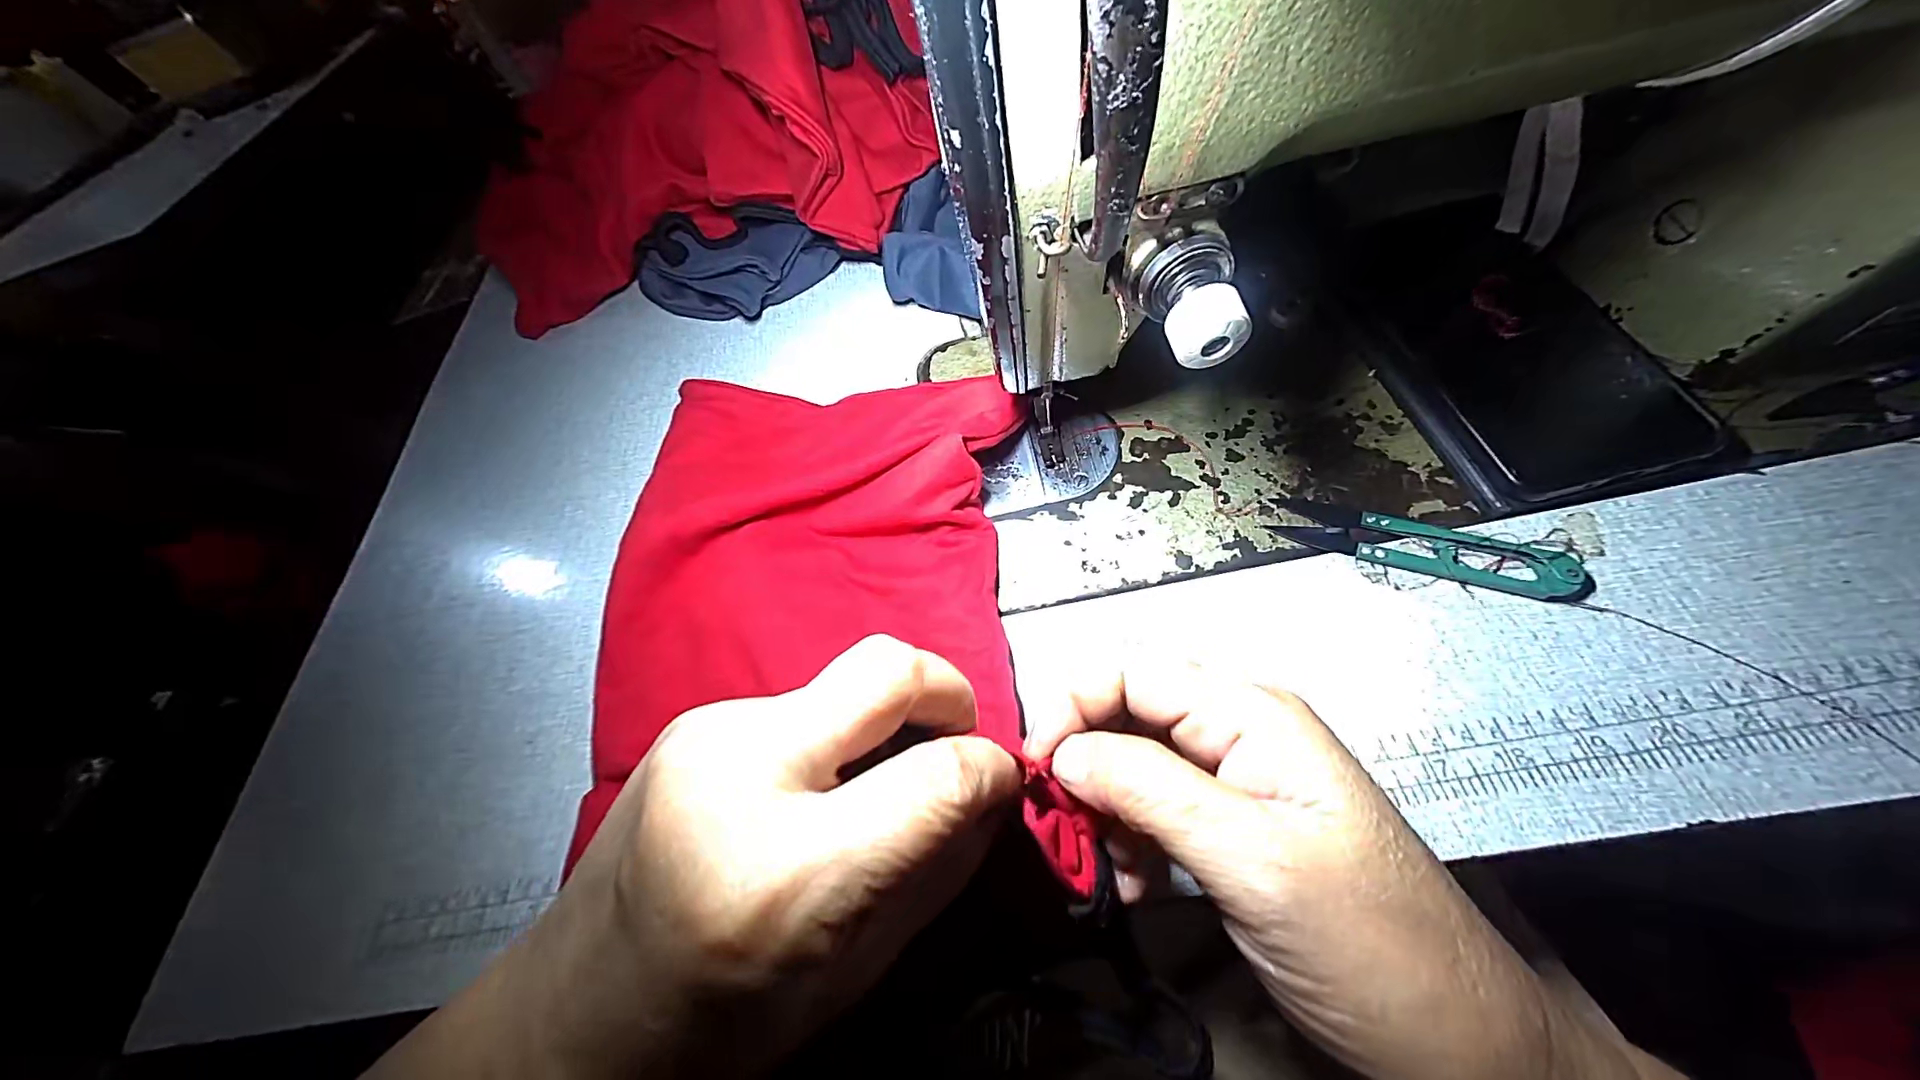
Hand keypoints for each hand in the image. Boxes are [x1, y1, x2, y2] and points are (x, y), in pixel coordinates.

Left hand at [369, 636, 1021, 1078]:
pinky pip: (800, 702)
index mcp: (790, 868)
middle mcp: (744, 772)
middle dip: (949, 691)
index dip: (990, 770)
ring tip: (879, 772)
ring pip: (844, 679)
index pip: (937, 775)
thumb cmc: (723, 1022)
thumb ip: (938, 871)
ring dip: (885, 716)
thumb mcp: (856, 973)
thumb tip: (991, 793)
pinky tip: (815, 782)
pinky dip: (835, 731)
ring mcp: (708, 732)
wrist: (574, 1016)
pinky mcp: (692, 720)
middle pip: (888, 669)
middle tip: (959, 734)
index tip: (1000, 781)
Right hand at [1023, 662, 1677, 1079]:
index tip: (1038, 765)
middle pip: (1130, 716)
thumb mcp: (1252, 861)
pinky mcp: (1227, 826)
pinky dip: (1126, 838)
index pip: (1135, 672)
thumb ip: (1151, 790)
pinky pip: (1152, 808)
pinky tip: (1130, 880)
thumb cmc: (1374, 946)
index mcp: (1253, 716)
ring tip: (1103, 863)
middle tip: (1062, 820)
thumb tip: (1065, 753)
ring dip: (1103, 808)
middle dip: (1085, 762)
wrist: (1460, 1042)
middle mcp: (1238, 733)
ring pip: (1133, 765)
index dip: (1075, 705)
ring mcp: (1233, 781)